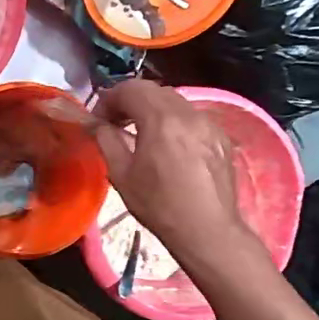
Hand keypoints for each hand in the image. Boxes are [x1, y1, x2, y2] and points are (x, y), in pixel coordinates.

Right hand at [93, 80, 261, 258]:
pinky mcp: (222, 138)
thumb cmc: (158, 204)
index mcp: (161, 120)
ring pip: (175, 102)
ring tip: (141, 134)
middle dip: (130, 101)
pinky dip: (174, 122)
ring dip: (153, 110)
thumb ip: (106, 141)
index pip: (130, 89)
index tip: (99, 120)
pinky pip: (192, 118)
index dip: (109, 99)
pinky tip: (169, 147)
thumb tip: (97, 124)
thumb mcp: (121, 174)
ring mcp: (209, 124)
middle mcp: (188, 114)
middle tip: (116, 123)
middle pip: (154, 90)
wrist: (207, 230)